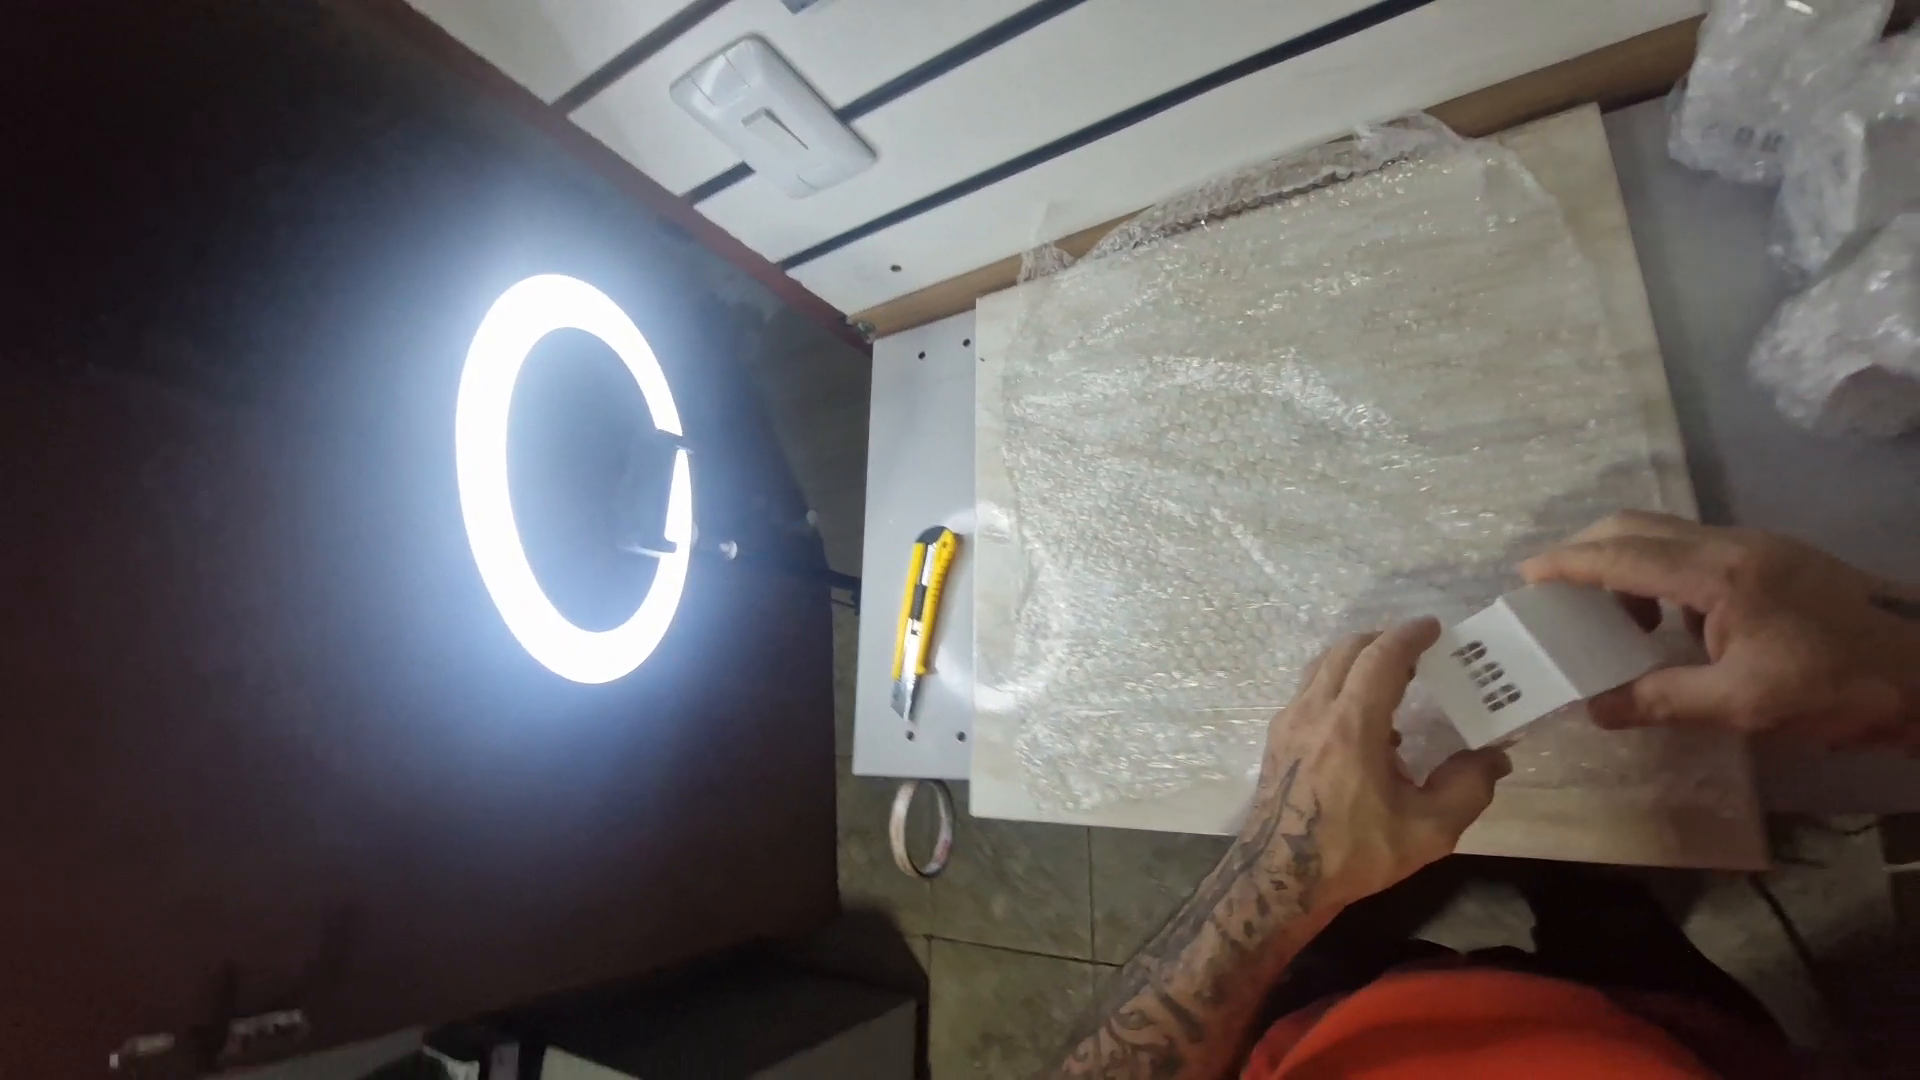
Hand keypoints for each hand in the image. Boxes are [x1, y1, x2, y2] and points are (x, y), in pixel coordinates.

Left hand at [1243, 617, 1510, 909]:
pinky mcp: (1276, 736)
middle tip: (1416, 649)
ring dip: (1355, 660)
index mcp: (1349, 726)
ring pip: (1320, 669)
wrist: (1280, 873)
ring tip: (1393, 676)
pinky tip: (1365, 720)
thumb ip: (1467, 787)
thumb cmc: (1354, 851)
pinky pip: (1309, 692)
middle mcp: (1311, 711)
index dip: (1406, 637)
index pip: (1377, 660)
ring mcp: (1287, 721)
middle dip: (1380, 641)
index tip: (1431, 627)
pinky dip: (1338, 685)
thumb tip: (1495, 756)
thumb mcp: (1428, 830)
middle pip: (1343, 653)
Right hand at [1520, 510, 1919, 746]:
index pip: (1617, 555)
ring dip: (1617, 560)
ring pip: (1657, 530)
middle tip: (1554, 588)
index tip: (1524, 576)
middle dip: (1580, 550)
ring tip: (1610, 610)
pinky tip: (1667, 615)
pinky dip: (1652, 569)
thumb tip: (1593, 708)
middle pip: (1630, 525)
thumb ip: (1659, 700)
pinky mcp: (1770, 553)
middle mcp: (1729, 545)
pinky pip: (1686, 545)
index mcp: (1717, 575)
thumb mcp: (1745, 704)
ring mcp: (1754, 543)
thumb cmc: (1844, 686)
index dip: (1563, 563)